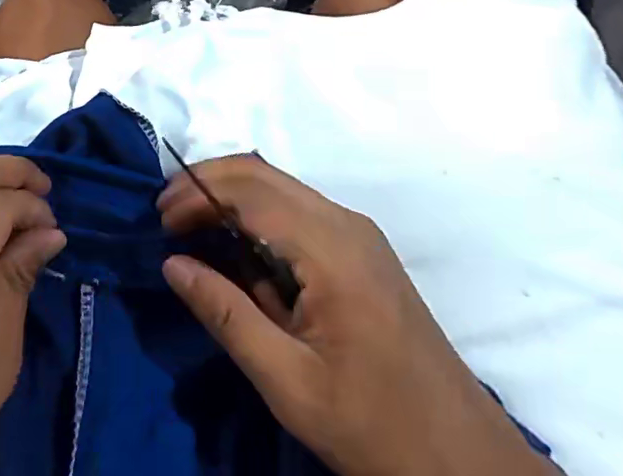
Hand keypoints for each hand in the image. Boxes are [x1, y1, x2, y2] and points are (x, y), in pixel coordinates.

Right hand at [159, 157, 554, 475]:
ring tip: (192, 228)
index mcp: (331, 249)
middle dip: (209, 184)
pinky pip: (300, 210)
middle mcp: (346, 223)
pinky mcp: (363, 248)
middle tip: (166, 216)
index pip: (251, 191)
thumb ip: (228, 315)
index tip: (158, 219)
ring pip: (282, 187)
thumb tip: (173, 263)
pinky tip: (239, 247)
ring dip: (233, 196)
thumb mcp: (289, 382)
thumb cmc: (373, 425)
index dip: (198, 194)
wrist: (463, 456)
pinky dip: (259, 214)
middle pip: (265, 174)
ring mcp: (359, 233)